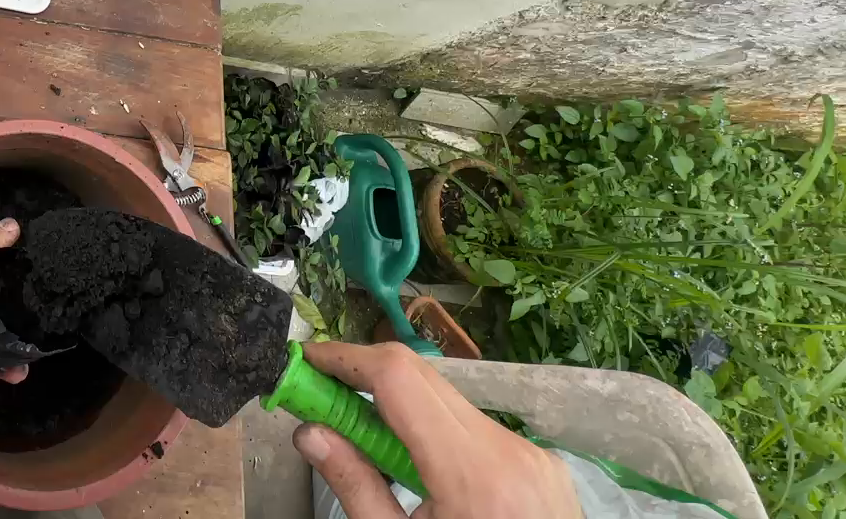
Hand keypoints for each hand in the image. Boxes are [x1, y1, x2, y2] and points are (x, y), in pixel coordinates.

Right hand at [293, 342, 579, 518]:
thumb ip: (355, 486)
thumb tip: (306, 431)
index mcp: (476, 476)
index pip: (398, 378)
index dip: (343, 358)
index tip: (304, 362)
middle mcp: (510, 451)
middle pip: (418, 376)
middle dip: (360, 374)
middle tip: (318, 393)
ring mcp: (534, 457)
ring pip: (442, 396)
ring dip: (392, 400)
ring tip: (360, 435)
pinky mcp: (541, 466)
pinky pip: (469, 422)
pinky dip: (427, 424)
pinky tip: (410, 459)